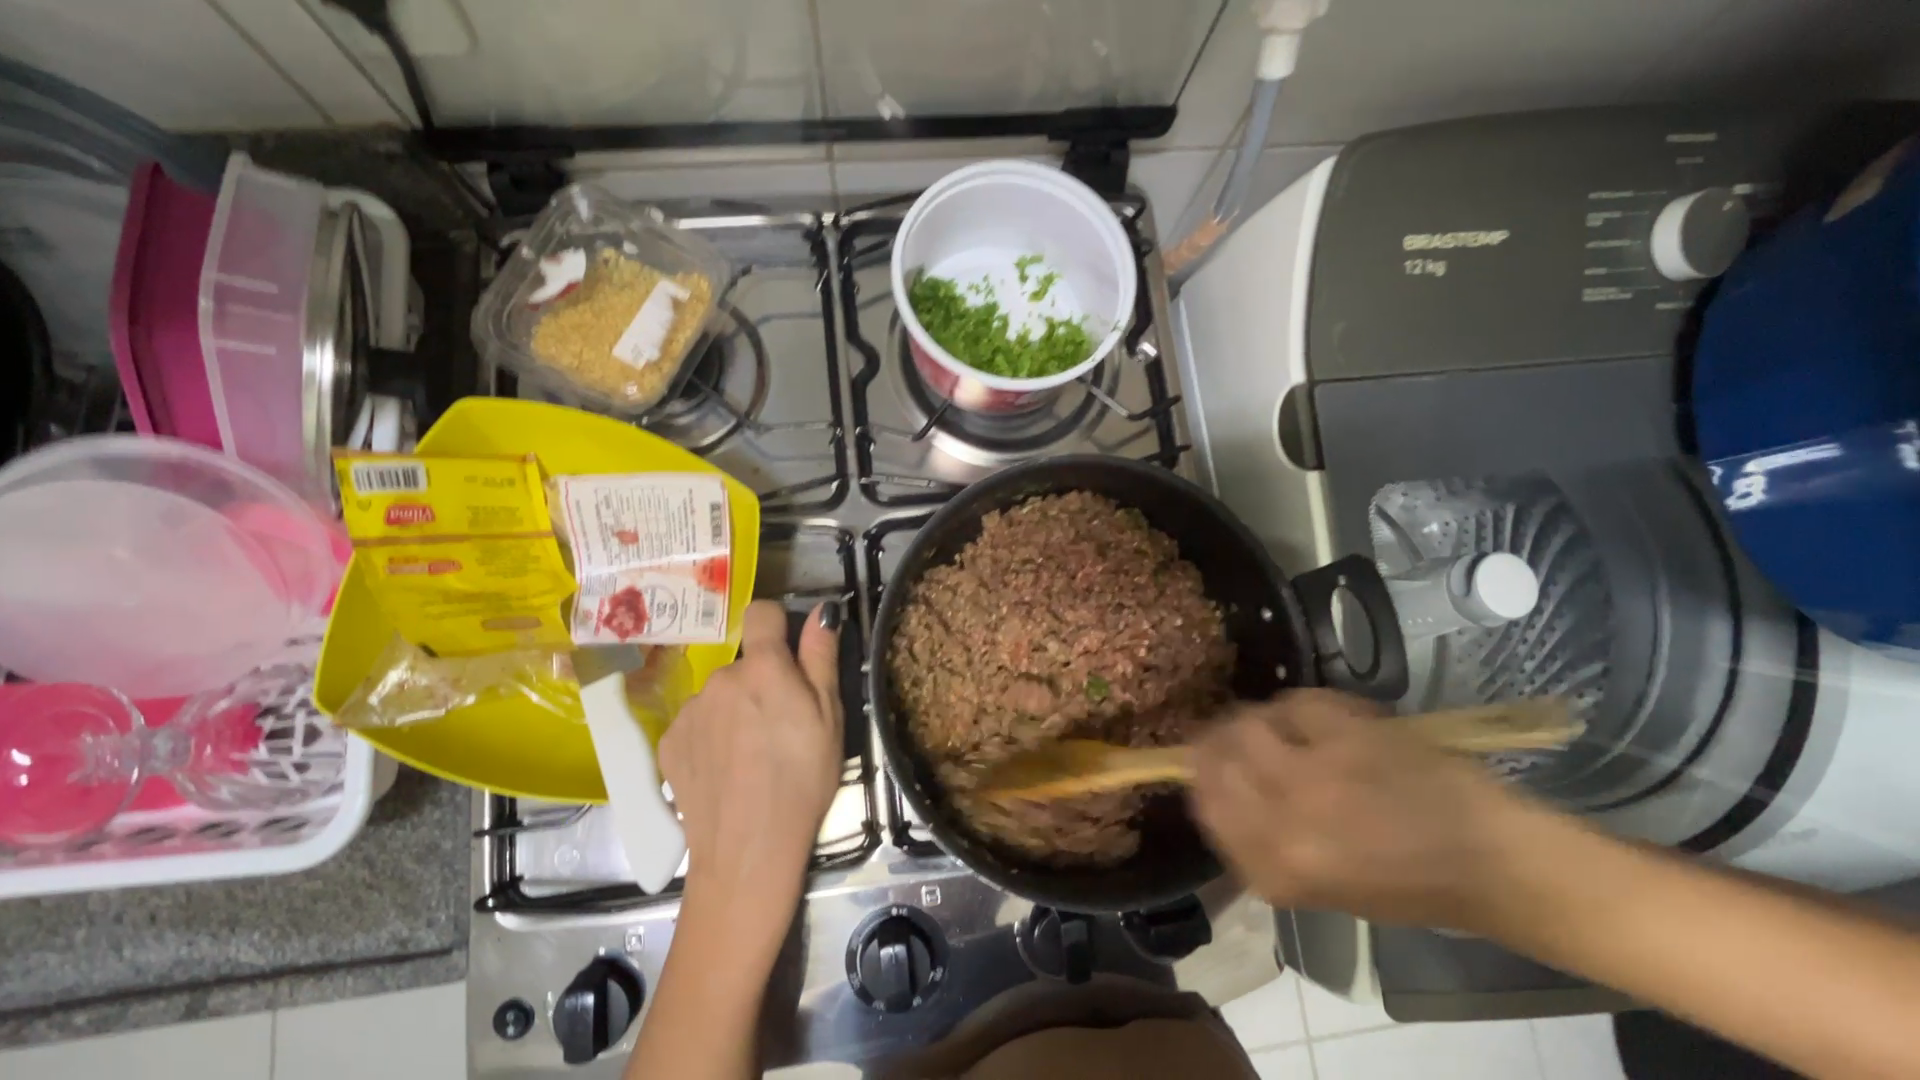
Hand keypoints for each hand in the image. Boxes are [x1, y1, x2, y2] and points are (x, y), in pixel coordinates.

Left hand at [658, 600, 843, 918]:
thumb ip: (820, 657)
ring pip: (719, 695)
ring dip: (734, 710)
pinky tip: (727, 770)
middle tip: (781, 725)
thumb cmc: (802, 780)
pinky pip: (696, 724)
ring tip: (752, 755)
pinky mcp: (669, 742)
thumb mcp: (829, 717)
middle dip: (761, 682)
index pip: (760, 613)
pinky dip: (710, 737)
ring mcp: (689, 711)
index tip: (789, 652)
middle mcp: (719, 678)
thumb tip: (819, 611)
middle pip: (743, 663)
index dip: (776, 625)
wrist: (748, 848)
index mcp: (763, 668)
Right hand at [1188, 688, 1538, 930]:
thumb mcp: (1317, 887)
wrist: (1487, 862)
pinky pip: (1295, 703)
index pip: (1206, 803)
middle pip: (1217, 756)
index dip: (1201, 774)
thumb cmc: (1406, 888)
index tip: (1205, 761)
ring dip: (1256, 719)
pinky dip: (1297, 705)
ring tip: (1274, 722)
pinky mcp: (1349, 734)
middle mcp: (1283, 820)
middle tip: (1233, 733)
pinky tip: (1316, 719)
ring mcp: (1315, 772)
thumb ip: (1261, 843)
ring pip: (1248, 724)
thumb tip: (1220, 790)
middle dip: (1218, 741)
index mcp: (1274, 868)